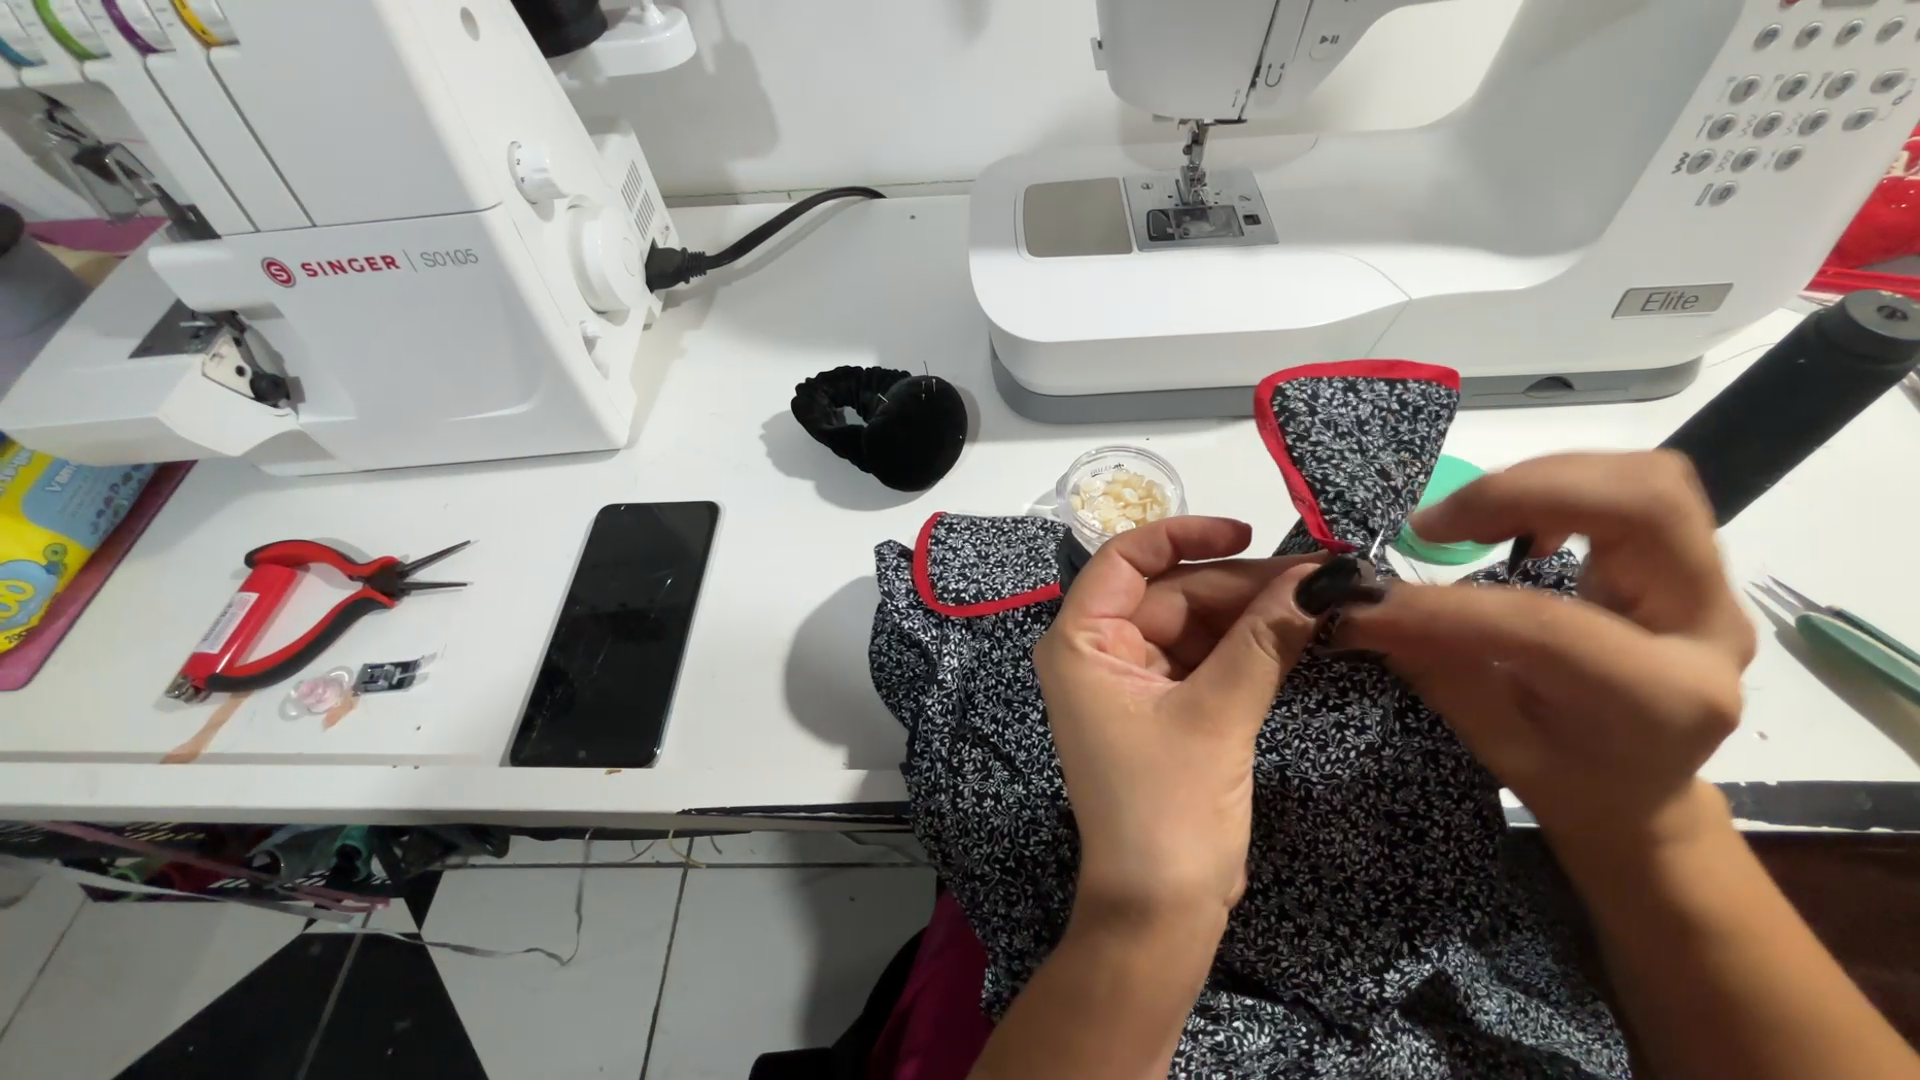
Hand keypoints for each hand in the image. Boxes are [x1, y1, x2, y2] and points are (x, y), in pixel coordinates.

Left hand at [1034, 517, 1323, 924]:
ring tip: (1321, 601)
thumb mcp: (1217, 715)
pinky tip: (1297, 635)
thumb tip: (1321, 576)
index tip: (1248, 531)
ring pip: (1194, 625)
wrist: (1159, 909)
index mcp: (1081, 643)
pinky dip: (1246, 648)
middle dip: (1240, 585)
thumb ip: (1264, 640)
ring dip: (1251, 615)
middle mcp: (1098, 654)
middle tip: (1320, 576)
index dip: (1184, 535)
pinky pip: (1204, 660)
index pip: (1126, 560)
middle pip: (1172, 593)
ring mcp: (1131, 683)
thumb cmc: (1168, 808)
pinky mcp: (1163, 711)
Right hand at [1335, 451, 1756, 855]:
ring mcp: (1709, 587)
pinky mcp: (1688, 562)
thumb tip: (1360, 608)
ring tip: (1463, 519)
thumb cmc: (1569, 779)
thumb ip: (1438, 668)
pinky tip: (1509, 519)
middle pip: (1645, 504)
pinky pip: (1635, 489)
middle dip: (1523, 493)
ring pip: (1647, 481)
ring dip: (1539, 481)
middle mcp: (1708, 628)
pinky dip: (1558, 485)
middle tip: (1431, 526)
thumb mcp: (1495, 742)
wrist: (1643, 790)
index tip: (1365, 603)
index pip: (1547, 625)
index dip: (1445, 606)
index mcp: (1661, 697)